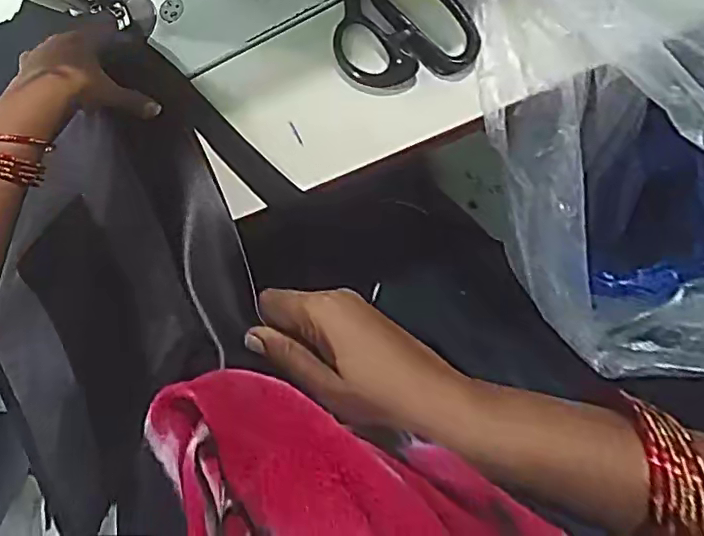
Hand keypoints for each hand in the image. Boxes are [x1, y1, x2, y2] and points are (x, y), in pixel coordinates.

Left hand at [8, 28, 160, 119]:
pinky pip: (35, 65)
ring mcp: (39, 52)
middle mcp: (59, 40)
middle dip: (82, 44)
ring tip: (68, 69)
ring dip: (60, 56)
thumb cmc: (75, 85)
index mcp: (83, 38)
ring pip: (53, 49)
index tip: (114, 31)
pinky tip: (45, 81)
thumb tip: (152, 107)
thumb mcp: (108, 93)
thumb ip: (131, 100)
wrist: (39, 97)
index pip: (100, 27)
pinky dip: (41, 71)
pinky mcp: (24, 67)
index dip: (109, 30)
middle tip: (91, 54)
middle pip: (74, 36)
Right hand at [245, 288, 481, 440]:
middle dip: (289, 336)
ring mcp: (356, 304)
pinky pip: (332, 321)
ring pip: (311, 315)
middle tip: (307, 375)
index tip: (279, 360)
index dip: (267, 329)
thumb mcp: (328, 389)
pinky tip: (348, 374)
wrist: (449, 408)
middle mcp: (337, 295)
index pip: (268, 300)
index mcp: (321, 307)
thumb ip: (286, 356)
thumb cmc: (387, 402)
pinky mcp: (371, 317)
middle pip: (290, 306)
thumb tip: (253, 335)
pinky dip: (331, 343)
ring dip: (312, 343)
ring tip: (330, 379)